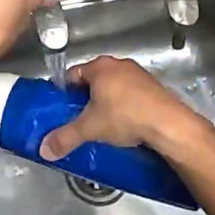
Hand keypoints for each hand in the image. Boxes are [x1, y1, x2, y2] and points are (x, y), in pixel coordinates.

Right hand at [38, 56, 213, 160]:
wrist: (170, 125)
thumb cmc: (125, 117)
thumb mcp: (90, 128)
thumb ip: (65, 137)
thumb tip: (43, 150)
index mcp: (100, 66)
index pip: (72, 74)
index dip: (64, 92)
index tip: (61, 109)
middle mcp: (118, 64)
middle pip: (93, 80)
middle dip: (85, 98)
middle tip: (80, 118)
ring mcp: (138, 74)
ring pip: (113, 86)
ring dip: (106, 101)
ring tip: (102, 123)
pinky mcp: (153, 86)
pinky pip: (130, 93)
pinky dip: (124, 105)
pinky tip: (125, 123)